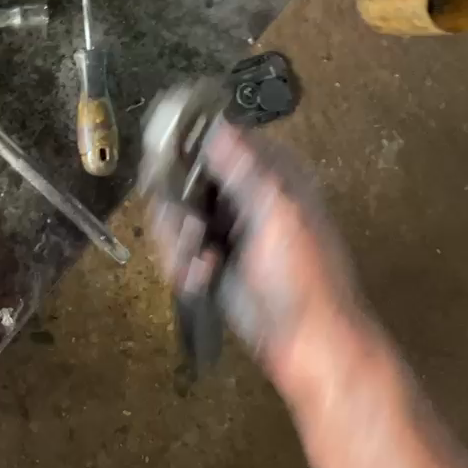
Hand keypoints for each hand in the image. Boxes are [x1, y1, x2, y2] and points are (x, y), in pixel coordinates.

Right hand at [149, 120, 373, 399]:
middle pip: (182, 175)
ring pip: (172, 212)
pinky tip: (201, 277)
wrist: (305, 344)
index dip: (186, 146)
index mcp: (271, 171)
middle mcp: (243, 191)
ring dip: (177, 240)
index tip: (162, 161)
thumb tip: (215, 123)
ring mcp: (224, 224)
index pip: (217, 137)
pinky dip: (181, 262)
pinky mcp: (207, 254)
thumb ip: (244, 169)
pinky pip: (174, 243)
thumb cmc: (302, 276)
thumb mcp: (277, 214)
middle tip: (190, 230)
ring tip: (200, 264)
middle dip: (175, 205)